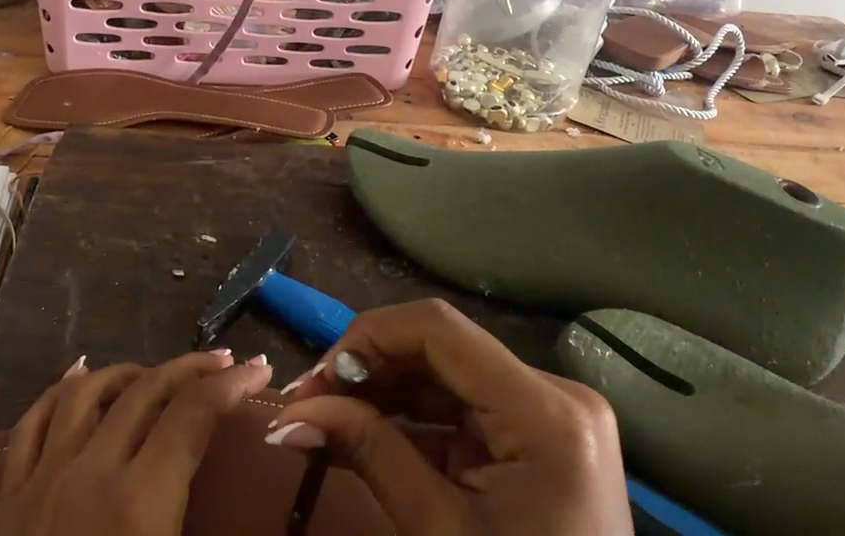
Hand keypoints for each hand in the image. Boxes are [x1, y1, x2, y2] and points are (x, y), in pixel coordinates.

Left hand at [0, 350, 273, 535]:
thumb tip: (258, 527)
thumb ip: (207, 526)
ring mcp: (43, 477)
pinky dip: (58, 389)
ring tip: (158, 373)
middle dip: (191, 370)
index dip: (230, 387)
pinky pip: (30, 421)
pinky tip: (77, 375)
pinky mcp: (8, 494)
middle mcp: (92, 471)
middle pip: (146, 392)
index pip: (192, 415)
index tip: (259, 371)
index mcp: (141, 501)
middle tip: (225, 364)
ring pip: (87, 394)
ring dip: (129, 372)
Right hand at [275, 300, 629, 535]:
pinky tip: (361, 436)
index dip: (366, 339)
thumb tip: (291, 415)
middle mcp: (553, 395)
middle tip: (306, 405)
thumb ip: (369, 454)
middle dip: (367, 370)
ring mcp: (548, 416)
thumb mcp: (439, 533)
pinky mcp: (536, 439)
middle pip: (440, 348)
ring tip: (323, 420)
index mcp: (544, 413)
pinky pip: (461, 410)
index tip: (313, 381)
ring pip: (445, 376)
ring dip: (381, 394)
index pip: (438, 329)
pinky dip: (410, 421)